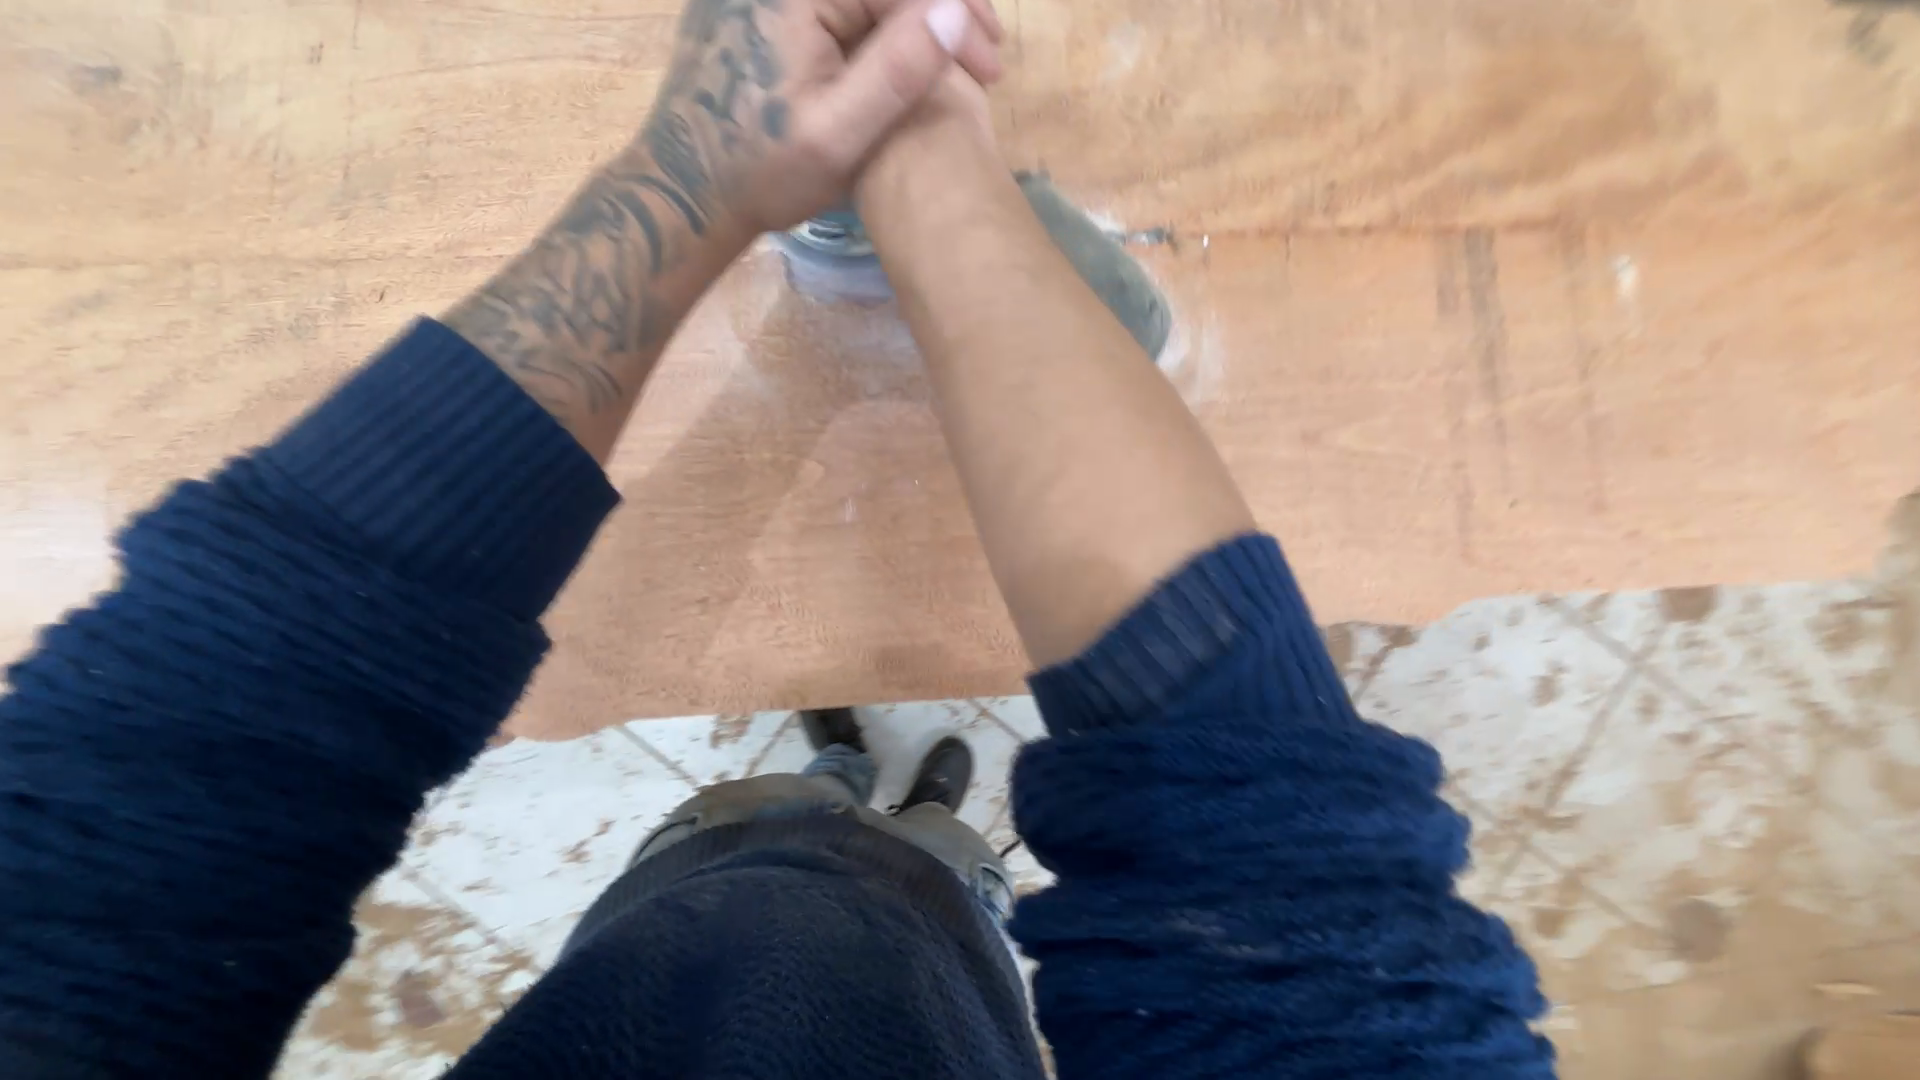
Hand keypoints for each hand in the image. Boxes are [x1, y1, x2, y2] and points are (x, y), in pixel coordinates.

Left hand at [642, 0, 1005, 239]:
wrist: (687, 195)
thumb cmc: (761, 175)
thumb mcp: (837, 136)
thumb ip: (896, 72)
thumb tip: (955, 10)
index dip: (955, 16)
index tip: (992, 68)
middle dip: (940, 8)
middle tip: (988, 53)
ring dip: (911, 19)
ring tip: (954, 58)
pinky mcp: (760, 11)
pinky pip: (834, 9)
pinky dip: (876, 29)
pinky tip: (905, 58)